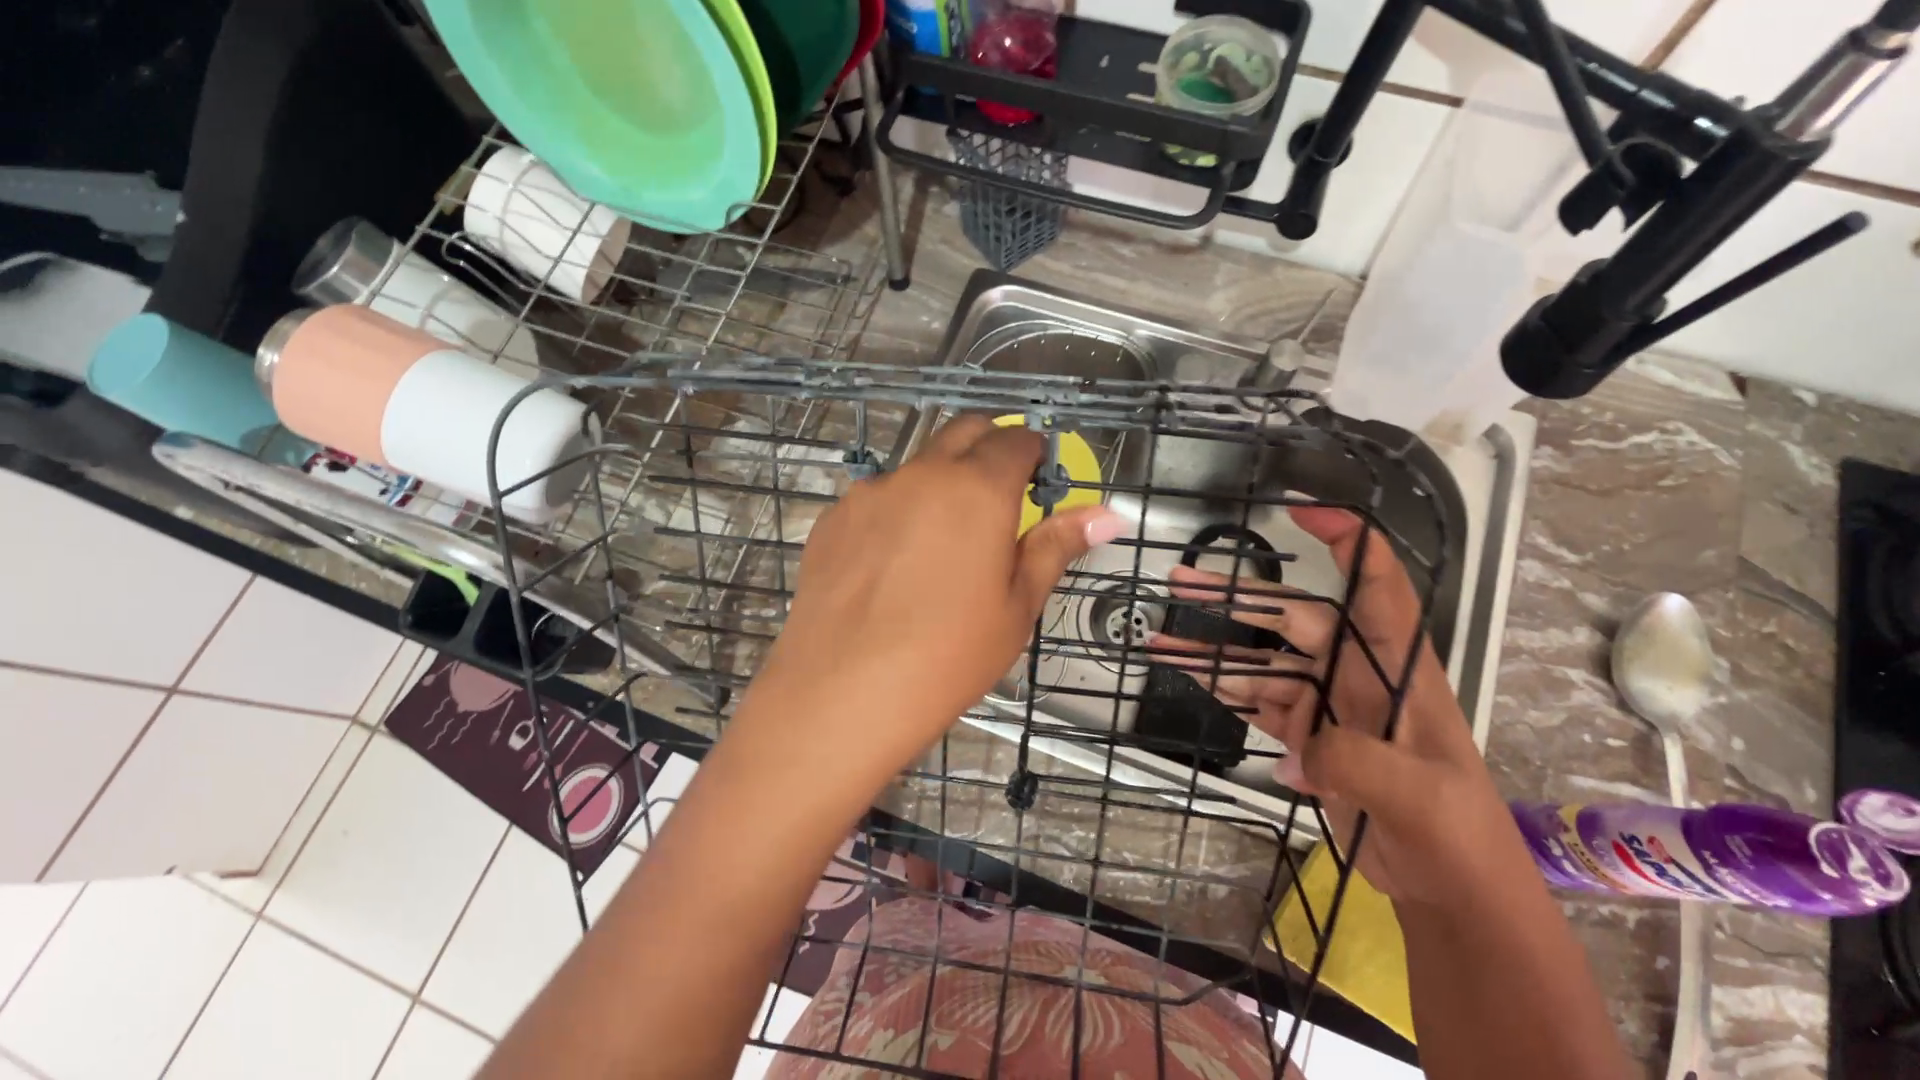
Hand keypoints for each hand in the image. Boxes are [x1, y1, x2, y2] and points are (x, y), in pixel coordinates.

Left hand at [745, 415, 1124, 778]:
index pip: (1015, 440)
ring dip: (940, 481)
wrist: (842, 692)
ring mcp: (869, 494)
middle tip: (1000, 498)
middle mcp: (921, 475)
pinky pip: (876, 499)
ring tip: (943, 545)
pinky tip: (894, 567)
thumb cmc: (948, 656)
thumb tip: (1106, 514)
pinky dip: (897, 512)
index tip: (1038, 482)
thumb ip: (1056, 547)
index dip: (1033, 454)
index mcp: (978, 489)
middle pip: (963, 432)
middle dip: (989, 447)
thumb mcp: (1017, 606)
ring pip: (916, 466)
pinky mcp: (833, 520)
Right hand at [1152, 507, 1531, 906]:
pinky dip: (1223, 690)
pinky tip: (1188, 678)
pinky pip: (1258, 704)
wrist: (1451, 886)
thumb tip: (1296, 748)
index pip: (1377, 586)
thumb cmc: (1454, 829)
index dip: (1348, 541)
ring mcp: (1329, 708)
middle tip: (1178, 582)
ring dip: (1213, 652)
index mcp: (1396, 668)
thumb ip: (1354, 762)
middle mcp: (1357, 676)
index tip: (1301, 513)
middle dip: (1235, 599)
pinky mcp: (1309, 740)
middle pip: (1292, 620)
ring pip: (1263, 664)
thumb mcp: (1414, 795)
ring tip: (1160, 639)